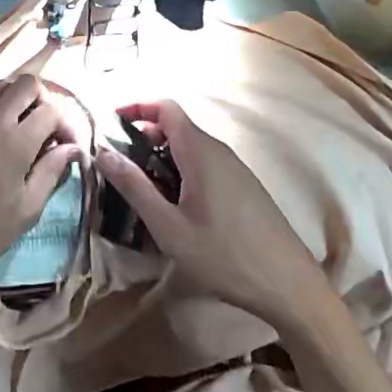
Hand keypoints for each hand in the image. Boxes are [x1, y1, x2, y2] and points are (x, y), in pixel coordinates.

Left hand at [0, 74, 83, 276]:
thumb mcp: (28, 208)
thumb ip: (52, 171)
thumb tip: (73, 148)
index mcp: (16, 142)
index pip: (51, 111)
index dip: (65, 126)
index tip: (65, 146)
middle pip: (28, 84)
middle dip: (44, 101)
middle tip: (45, 128)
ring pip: (2, 85)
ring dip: (18, 99)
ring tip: (22, 127)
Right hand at [95, 100, 331, 329]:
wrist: (288, 284)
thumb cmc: (224, 255)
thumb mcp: (169, 226)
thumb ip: (135, 187)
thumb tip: (103, 152)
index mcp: (200, 150)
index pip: (166, 107)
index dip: (137, 107)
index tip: (111, 124)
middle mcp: (218, 150)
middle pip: (176, 127)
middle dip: (144, 140)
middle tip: (120, 169)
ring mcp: (234, 168)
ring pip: (190, 149)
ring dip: (162, 160)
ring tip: (143, 193)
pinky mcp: (243, 187)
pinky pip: (204, 165)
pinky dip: (181, 173)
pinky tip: (175, 209)